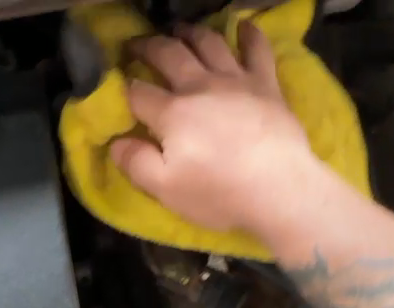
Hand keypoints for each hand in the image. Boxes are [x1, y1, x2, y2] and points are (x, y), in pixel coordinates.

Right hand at [109, 23, 326, 235]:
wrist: (278, 188)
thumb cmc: (218, 194)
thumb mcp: (166, 190)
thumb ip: (136, 164)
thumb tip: (116, 143)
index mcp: (172, 114)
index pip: (138, 94)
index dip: (124, 89)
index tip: (117, 86)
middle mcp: (200, 86)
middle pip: (169, 54)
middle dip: (148, 47)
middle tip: (137, 45)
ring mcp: (235, 79)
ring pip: (208, 42)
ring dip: (190, 33)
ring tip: (179, 32)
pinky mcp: (265, 83)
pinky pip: (256, 47)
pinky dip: (247, 33)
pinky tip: (241, 28)